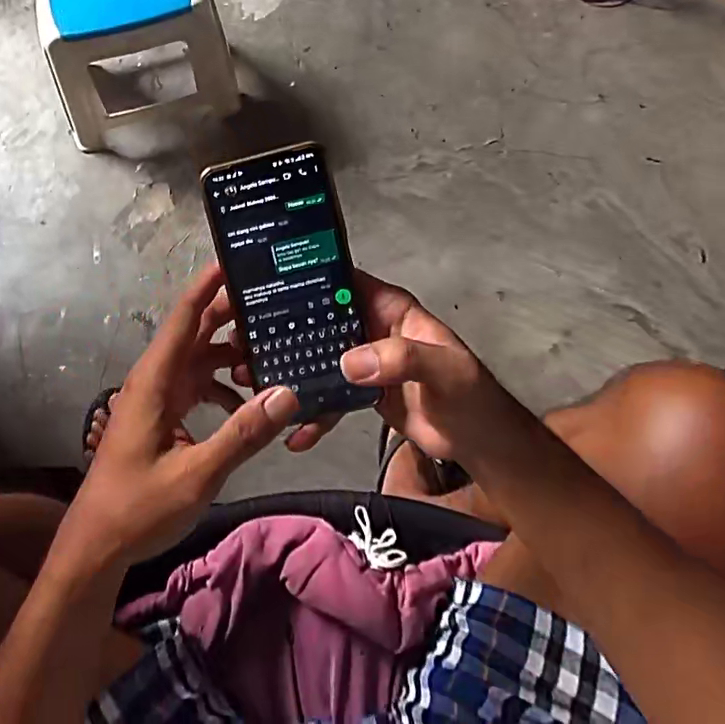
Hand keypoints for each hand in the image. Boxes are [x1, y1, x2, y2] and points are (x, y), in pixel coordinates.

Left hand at [55, 265, 299, 573]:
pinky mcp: (163, 415)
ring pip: (199, 360)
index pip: (183, 319)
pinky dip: (224, 387)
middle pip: (195, 333)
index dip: (206, 286)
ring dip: (232, 354)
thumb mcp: (196, 474)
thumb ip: (243, 434)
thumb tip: (288, 394)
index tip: (233, 260)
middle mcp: (155, 378)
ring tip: (274, 347)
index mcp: (155, 380)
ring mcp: (158, 396)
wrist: (98, 542)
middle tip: (274, 299)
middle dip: (230, 314)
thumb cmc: (138, 506)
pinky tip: (252, 402)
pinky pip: (198, 387)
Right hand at [267, 270, 512, 461]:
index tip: (268, 284)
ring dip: (288, 369)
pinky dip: (310, 413)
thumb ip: (403, 359)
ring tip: (252, 379)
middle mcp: (368, 328)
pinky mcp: (357, 391)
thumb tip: (351, 363)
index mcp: (388, 309)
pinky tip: (293, 432)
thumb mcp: (445, 371)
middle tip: (243, 336)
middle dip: (283, 327)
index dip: (307, 278)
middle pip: (318, 319)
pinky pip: (326, 396)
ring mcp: (361, 360)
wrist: (481, 447)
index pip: (341, 281)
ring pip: (315, 357)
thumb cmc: (473, 398)